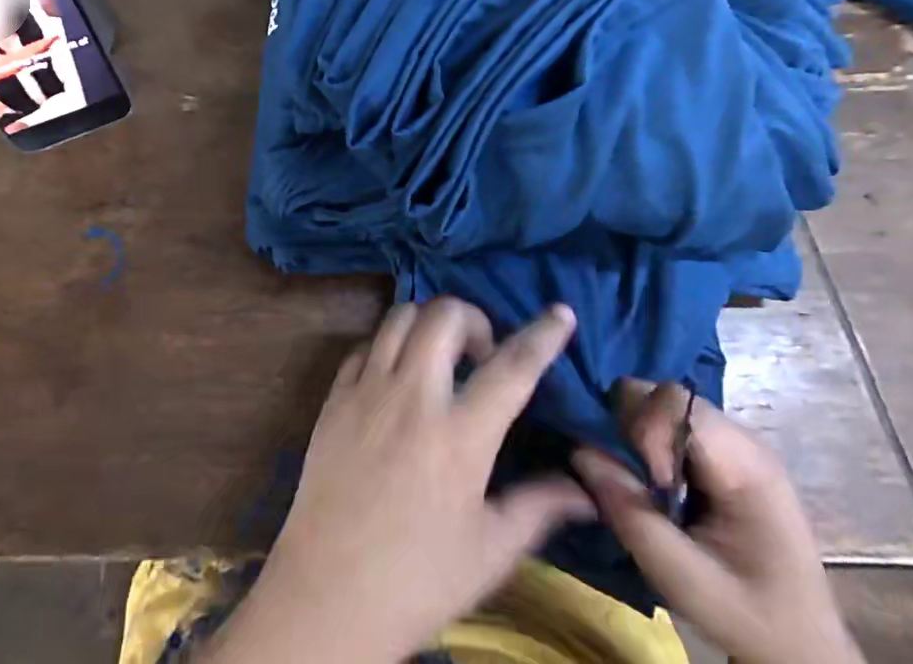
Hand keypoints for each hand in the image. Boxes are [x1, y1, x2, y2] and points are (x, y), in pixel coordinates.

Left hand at [204, 297, 592, 663]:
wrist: (324, 598)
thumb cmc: (416, 580)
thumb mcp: (490, 551)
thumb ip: (540, 507)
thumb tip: (587, 492)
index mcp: (460, 436)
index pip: (512, 366)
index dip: (543, 334)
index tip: (560, 313)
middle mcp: (412, 398)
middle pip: (445, 315)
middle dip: (474, 320)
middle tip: (482, 358)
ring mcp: (366, 393)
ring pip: (399, 316)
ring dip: (429, 325)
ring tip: (440, 360)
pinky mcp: (333, 400)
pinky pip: (364, 347)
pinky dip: (388, 348)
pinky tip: (396, 380)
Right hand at [572, 382, 862, 663]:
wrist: (802, 646)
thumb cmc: (747, 616)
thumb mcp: (682, 580)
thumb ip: (629, 512)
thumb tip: (579, 451)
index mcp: (746, 464)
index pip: (676, 401)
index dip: (644, 429)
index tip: (649, 484)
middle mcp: (742, 438)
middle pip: (666, 395)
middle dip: (633, 428)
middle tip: (634, 482)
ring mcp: (735, 442)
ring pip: (664, 405)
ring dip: (639, 437)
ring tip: (646, 488)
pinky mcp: (723, 452)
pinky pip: (672, 423)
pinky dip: (649, 444)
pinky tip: (658, 487)